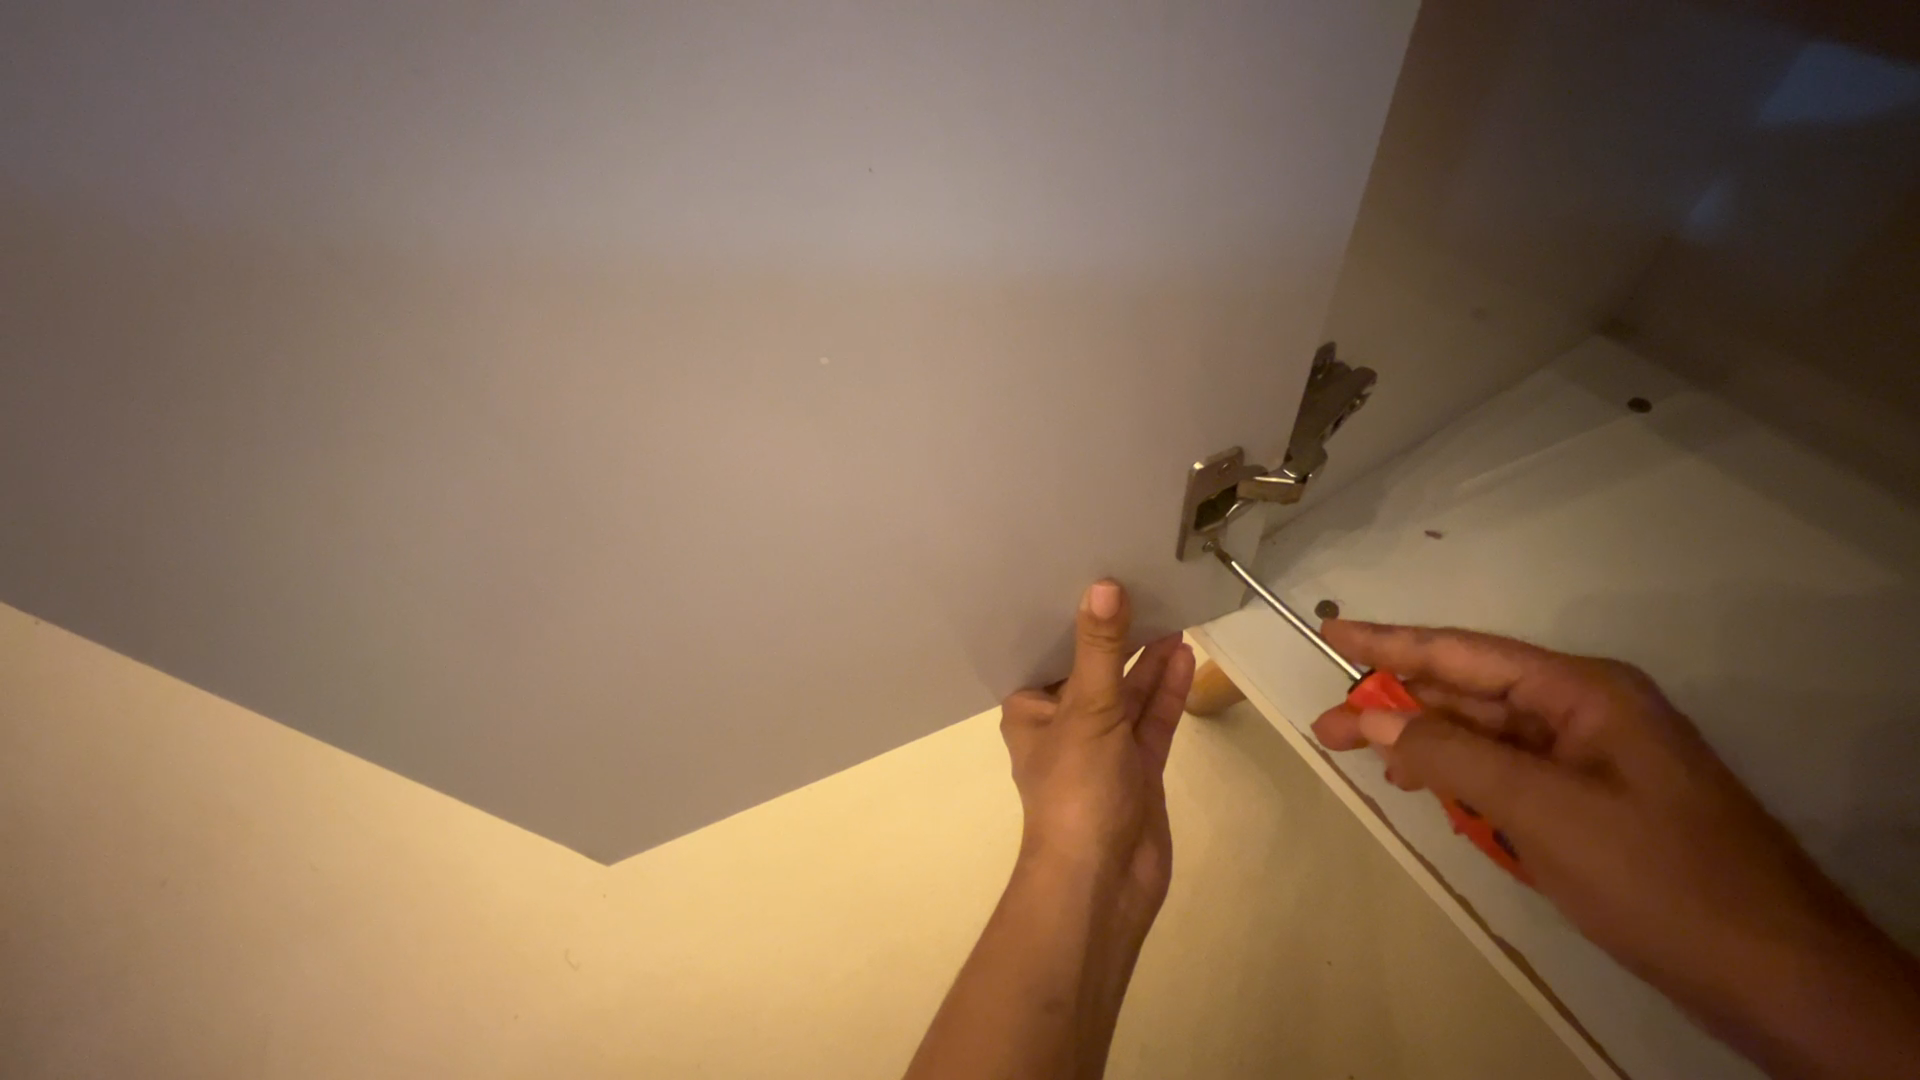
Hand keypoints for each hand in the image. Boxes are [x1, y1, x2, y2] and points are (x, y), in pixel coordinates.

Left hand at [999, 579, 1193, 926]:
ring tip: (1171, 612)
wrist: (1104, 881)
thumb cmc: (1076, 789)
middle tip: (1143, 584)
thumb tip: (1103, 586)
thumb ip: (1100, 648)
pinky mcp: (1137, 766)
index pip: (1049, 651)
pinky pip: (1152, 718)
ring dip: (1147, 659)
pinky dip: (1166, 690)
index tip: (1092, 572)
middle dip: (1116, 634)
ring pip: (1127, 692)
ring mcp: (1102, 746)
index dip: (1070, 616)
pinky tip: (1183, 654)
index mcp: (1030, 709)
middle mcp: (1063, 722)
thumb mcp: (1087, 709)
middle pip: (1093, 668)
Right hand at [1310, 620, 1919, 1079]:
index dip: (1390, 642)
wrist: (1783, 981)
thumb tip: (1372, 720)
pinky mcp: (1591, 801)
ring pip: (1484, 737)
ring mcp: (1590, 758)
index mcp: (1582, 692)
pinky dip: (1467, 784)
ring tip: (1374, 769)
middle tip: (1328, 728)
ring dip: (1429, 751)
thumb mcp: (1540, 809)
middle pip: (1468, 694)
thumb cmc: (1657, 877)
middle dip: (1397, 707)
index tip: (1331, 634)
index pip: (1464, 653)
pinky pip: (1508, 775)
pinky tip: (1439, 799)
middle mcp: (1584, 711)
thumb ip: (1448, 755)